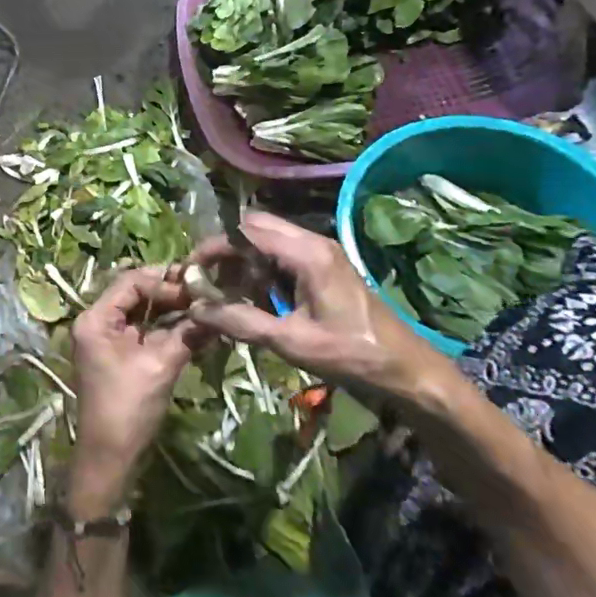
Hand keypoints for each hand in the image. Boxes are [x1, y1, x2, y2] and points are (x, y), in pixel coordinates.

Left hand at [67, 267, 203, 515]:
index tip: (196, 289)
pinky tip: (197, 329)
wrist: (110, 457)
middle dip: (171, 295)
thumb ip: (187, 334)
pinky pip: (145, 333)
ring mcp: (108, 340)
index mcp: (95, 319)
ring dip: (173, 312)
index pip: (130, 282)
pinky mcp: (120, 356)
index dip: (164, 282)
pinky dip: (169, 330)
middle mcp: (98, 323)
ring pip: (144, 314)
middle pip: (136, 295)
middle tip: (206, 294)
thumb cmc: (128, 408)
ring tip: (206, 309)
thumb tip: (217, 311)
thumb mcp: (160, 366)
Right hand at [186, 213, 457, 402]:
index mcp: (307, 253)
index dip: (214, 247)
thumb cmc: (350, 354)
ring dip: (242, 261)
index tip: (191, 270)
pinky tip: (250, 297)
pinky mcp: (324, 267)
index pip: (246, 231)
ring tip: (221, 292)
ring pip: (268, 241)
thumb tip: (195, 309)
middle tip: (203, 280)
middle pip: (256, 229)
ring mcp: (321, 253)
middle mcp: (313, 243)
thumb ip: (240, 322)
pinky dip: (260, 270)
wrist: (405, 367)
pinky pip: (282, 255)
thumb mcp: (291, 341)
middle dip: (225, 251)